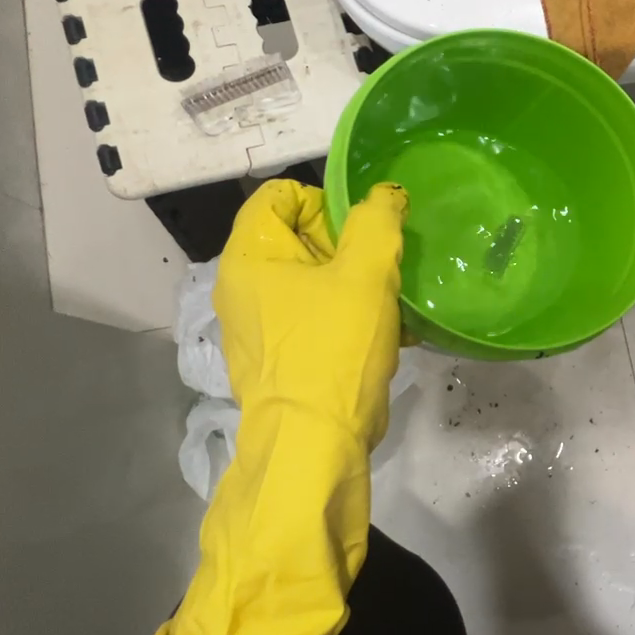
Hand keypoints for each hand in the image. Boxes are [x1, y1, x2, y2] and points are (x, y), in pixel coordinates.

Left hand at [155, 180, 407, 634]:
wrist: (316, 440)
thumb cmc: (334, 348)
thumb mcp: (366, 274)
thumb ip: (378, 222)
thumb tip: (385, 194)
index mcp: (249, 257)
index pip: (278, 196)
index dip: (325, 200)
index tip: (364, 230)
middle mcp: (243, 285)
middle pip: (298, 235)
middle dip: (348, 244)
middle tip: (383, 267)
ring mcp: (259, 323)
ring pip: (314, 277)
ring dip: (356, 280)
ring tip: (391, 300)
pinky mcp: (281, 353)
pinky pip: (316, 313)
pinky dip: (349, 311)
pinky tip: (386, 331)